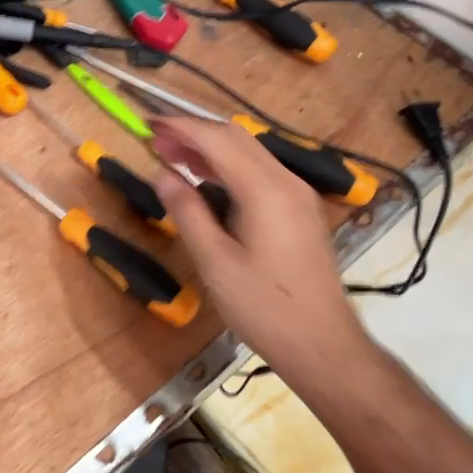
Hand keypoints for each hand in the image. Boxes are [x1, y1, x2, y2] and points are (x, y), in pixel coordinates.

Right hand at [150, 117, 373, 378]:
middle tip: (155, 142)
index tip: (147, 124)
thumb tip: (162, 174)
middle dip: (193, 133)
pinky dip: (227, 165)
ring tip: (172, 156)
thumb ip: (188, 212)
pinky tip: (206, 180)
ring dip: (209, 148)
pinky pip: (260, 171)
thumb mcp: (215, 263)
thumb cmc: (265, 308)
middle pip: (235, 138)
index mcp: (265, 190)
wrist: (325, 347)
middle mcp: (286, 183)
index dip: (179, 126)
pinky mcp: (301, 212)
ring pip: (249, 153)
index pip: (216, 140)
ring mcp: (298, 196)